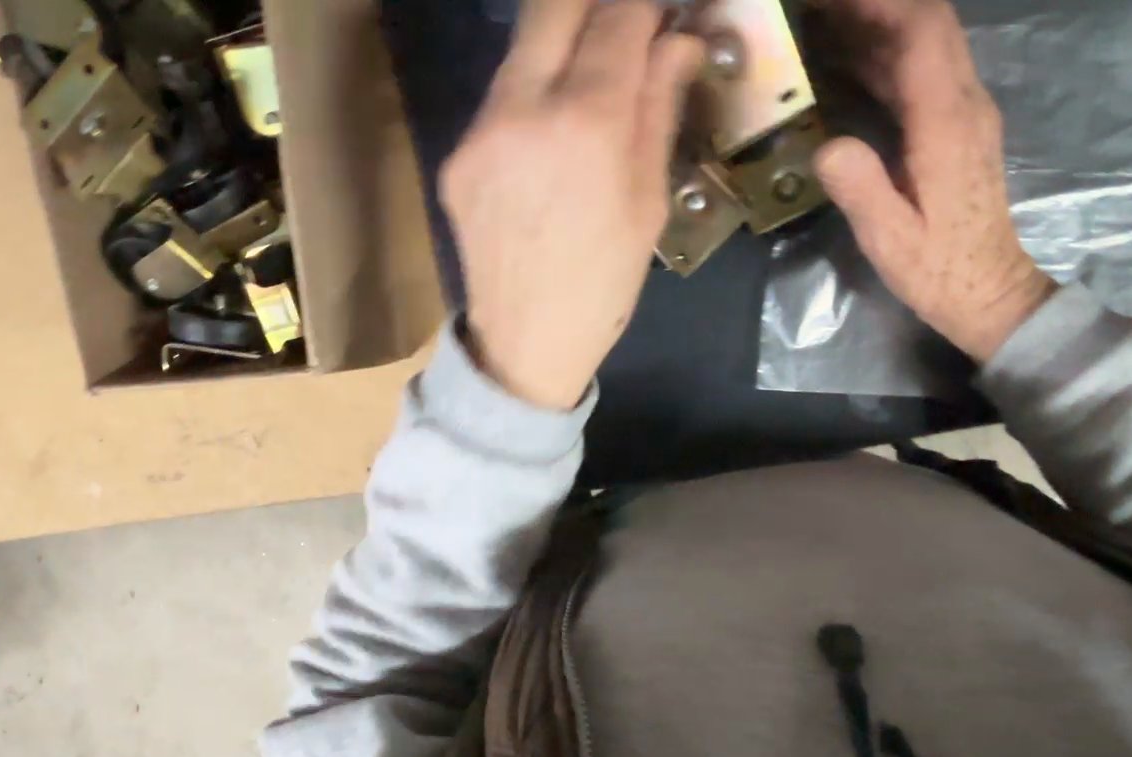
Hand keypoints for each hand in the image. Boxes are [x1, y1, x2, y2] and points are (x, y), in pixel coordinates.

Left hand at [441, 0, 702, 408]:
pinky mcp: (455, 158)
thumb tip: (675, 41)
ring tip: (586, 88)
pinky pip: (497, 101)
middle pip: (554, 5)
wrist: (525, 346)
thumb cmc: (603, 286)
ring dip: (558, 48)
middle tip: (620, 33)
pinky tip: (547, 141)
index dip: (646, 11)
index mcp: (586, 124)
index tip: (659, 23)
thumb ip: (657, 109)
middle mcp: (523, 109)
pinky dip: (529, 99)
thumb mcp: (649, 203)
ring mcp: (479, 132)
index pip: (619, 17)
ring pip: (520, 49)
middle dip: (594, 8)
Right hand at [811, 0, 1054, 363]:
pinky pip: (922, 70)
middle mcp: (963, 103)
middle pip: (928, 23)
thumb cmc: (938, 270)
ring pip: (926, 42)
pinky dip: (885, 53)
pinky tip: (846, 59)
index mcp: (947, 124)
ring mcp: (964, 112)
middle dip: (876, 4)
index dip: (880, 3)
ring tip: (823, 21)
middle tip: (819, 6)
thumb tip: (826, 145)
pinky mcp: (956, 127)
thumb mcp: (890, 238)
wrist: (988, 290)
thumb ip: (861, 188)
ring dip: (878, 23)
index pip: (921, 32)